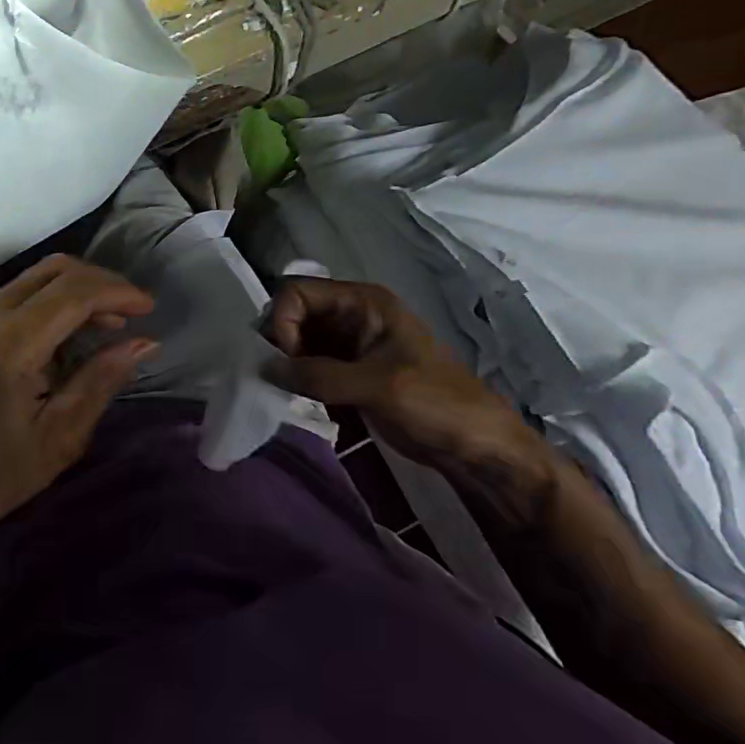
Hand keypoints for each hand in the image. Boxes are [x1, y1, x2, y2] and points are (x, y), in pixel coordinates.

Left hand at [0, 255, 159, 553]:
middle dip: (100, 282)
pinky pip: (20, 292)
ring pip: (36, 276)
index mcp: (7, 347)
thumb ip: (101, 381)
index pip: (72, 293)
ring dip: (78, 288)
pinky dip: (54, 298)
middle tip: (133, 313)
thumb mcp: (61, 436)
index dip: (117, 292)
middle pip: (54, 271)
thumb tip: (145, 342)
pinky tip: (76, 328)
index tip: (150, 308)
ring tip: (112, 323)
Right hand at [266, 276, 540, 471]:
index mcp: (364, 303)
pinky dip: (297, 380)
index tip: (289, 359)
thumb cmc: (438, 405)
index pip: (296, 293)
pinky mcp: (348, 372)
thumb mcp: (378, 387)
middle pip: (292, 315)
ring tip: (292, 392)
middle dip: (280, 345)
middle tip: (283, 378)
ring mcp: (349, 344)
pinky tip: (302, 399)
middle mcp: (351, 315)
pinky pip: (307, 365)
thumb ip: (318, 375)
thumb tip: (264, 370)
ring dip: (287, 365)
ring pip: (296, 342)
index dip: (283, 321)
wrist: (479, 449)